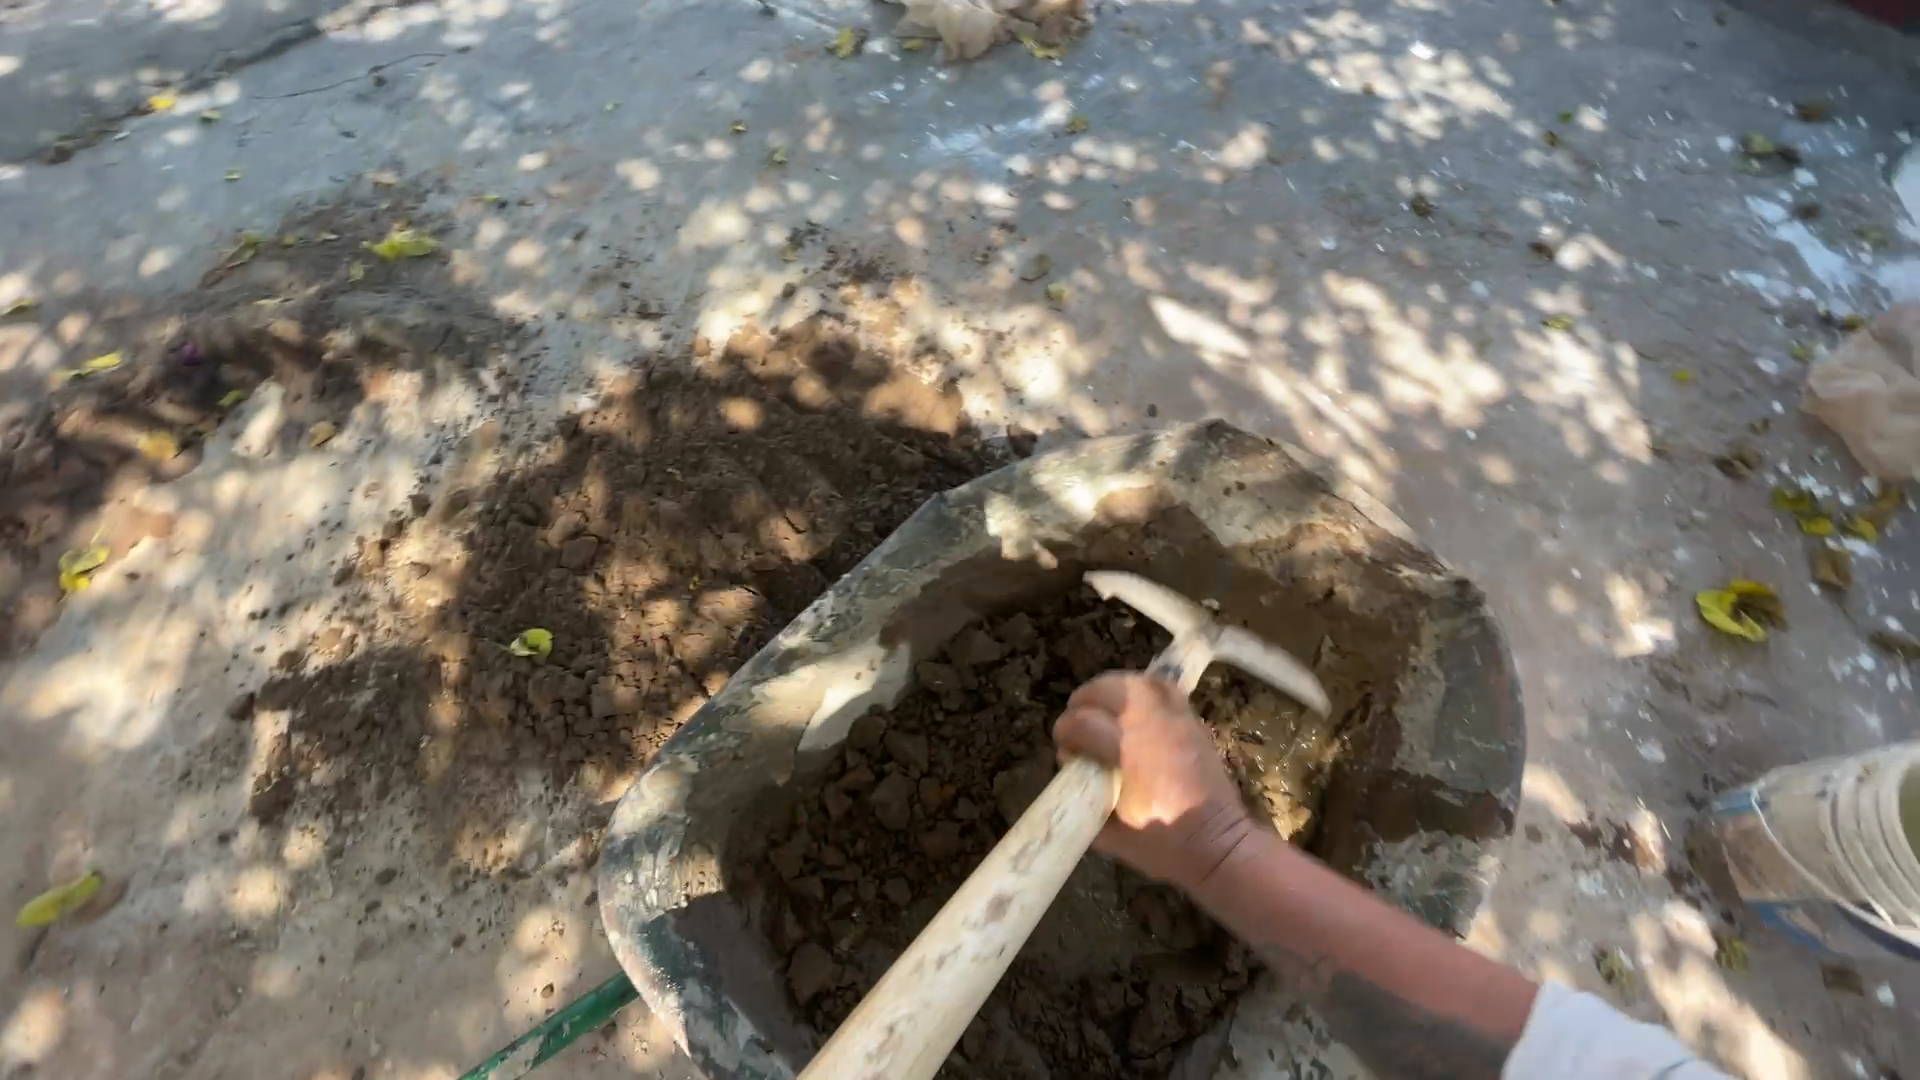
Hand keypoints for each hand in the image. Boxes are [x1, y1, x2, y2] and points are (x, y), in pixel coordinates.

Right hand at [1052, 672, 1254, 890]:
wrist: (1218, 843)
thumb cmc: (1164, 845)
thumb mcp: (1110, 834)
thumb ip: (1083, 800)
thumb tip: (1069, 772)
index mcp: (1127, 756)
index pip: (1082, 723)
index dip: (1065, 732)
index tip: (1063, 747)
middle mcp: (1150, 728)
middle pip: (1105, 691)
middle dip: (1082, 702)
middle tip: (1076, 722)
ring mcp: (1175, 719)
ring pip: (1133, 681)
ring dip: (1108, 689)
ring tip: (1100, 707)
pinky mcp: (1191, 719)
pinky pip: (1161, 686)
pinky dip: (1140, 687)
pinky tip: (1130, 702)